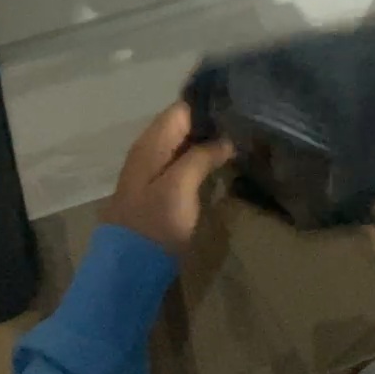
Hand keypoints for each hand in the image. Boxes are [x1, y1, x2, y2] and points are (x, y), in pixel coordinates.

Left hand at [100, 102, 234, 255]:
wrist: (129, 269)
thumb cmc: (155, 223)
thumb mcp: (180, 186)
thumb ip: (201, 156)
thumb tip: (226, 139)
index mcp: (151, 143)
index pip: (182, 108)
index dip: (209, 105)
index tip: (238, 105)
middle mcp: (149, 150)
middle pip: (183, 123)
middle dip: (211, 121)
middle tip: (245, 122)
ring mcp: (153, 170)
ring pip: (183, 143)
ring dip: (208, 140)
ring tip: (240, 137)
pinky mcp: (160, 188)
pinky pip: (182, 161)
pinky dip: (201, 157)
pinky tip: (221, 161)